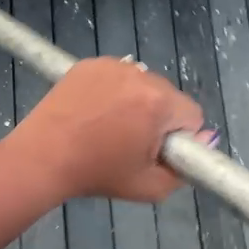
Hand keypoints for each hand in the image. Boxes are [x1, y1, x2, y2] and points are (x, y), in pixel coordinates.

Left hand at [10, 56, 211, 202]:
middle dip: (159, 117)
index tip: (157, 150)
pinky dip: (112, 90)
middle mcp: (138, 74)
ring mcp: (110, 64)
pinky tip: (95, 110)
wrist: (44, 155)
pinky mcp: (87, 63)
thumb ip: (186, 168)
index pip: (193, 114)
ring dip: (136, 101)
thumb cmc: (98, 172)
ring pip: (142, 83)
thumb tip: (203, 139)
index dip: (181, 137)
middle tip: (131, 140)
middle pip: (168, 96)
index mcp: (158, 102)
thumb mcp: (151, 186)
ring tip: (110, 126)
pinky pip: (116, 75)